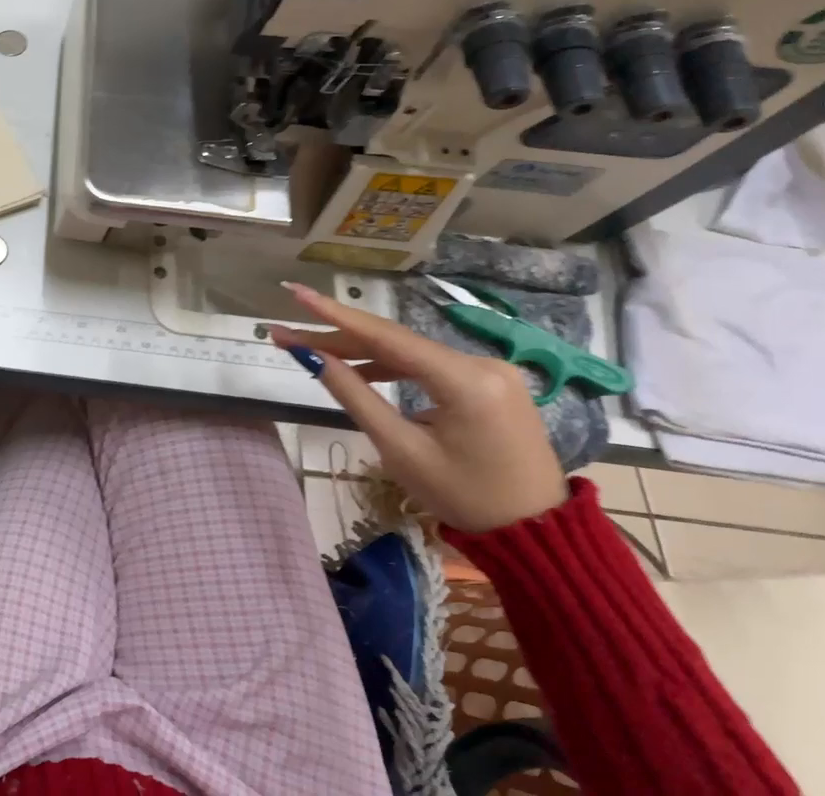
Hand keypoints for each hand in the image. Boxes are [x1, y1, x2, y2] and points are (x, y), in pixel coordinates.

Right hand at [265, 281, 567, 532]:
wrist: (536, 531)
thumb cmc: (463, 496)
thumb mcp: (400, 449)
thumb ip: (355, 396)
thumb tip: (312, 357)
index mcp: (465, 380)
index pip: (387, 337)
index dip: (335, 315)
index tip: (296, 293)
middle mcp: (482, 363)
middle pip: (396, 342)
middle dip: (340, 337)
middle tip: (288, 335)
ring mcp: (491, 371)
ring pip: (411, 352)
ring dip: (363, 352)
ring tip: (314, 352)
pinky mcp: (491, 384)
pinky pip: (430, 366)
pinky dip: (393, 366)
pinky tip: (362, 371)